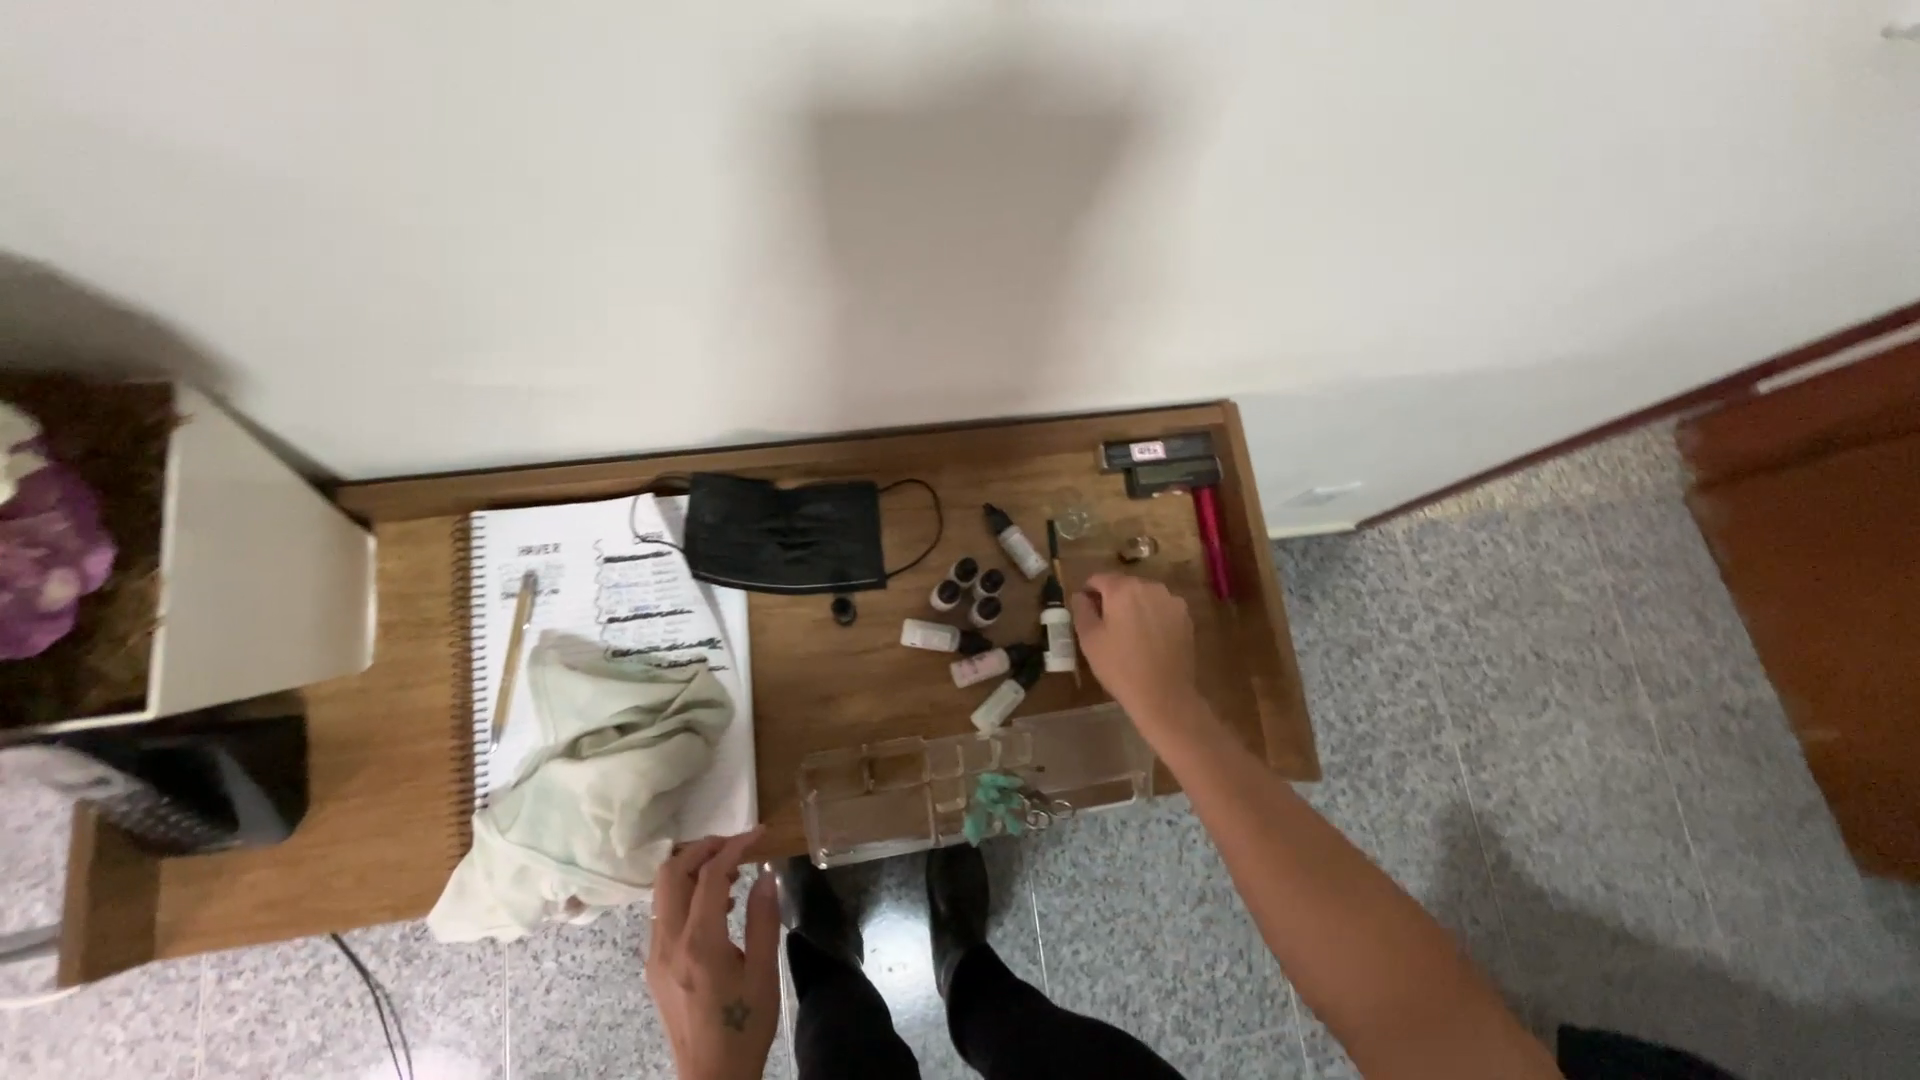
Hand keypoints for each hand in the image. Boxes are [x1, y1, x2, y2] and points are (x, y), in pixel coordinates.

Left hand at [646, 830, 779, 1079]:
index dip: (735, 846)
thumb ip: (763, 919)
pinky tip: (719, 906)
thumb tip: (765, 874)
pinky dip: (687, 894)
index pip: (709, 875)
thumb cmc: (744, 1027)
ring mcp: (655, 955)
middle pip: (671, 873)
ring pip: (663, 891)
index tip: (760, 833)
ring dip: (693, 869)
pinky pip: (665, 914)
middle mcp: (667, 943)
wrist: (711, 1078)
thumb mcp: (764, 973)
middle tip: (737, 844)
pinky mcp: (655, 967)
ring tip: (732, 872)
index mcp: (698, 943)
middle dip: (703, 848)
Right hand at [1071, 572, 1200, 727]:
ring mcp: (1171, 600)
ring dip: (1134, 607)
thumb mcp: (1089, 639)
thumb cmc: (1119, 667)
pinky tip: (1150, 640)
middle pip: (1124, 585)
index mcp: (1122, 589)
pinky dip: (1153, 616)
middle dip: (1113, 599)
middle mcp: (1150, 586)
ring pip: (1144, 596)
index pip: (1098, 579)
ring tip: (1130, 634)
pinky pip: (1162, 608)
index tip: (1086, 612)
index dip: (1088, 593)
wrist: (1164, 694)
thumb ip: (1081, 609)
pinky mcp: (1186, 616)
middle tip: (1106, 626)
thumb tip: (1081, 595)